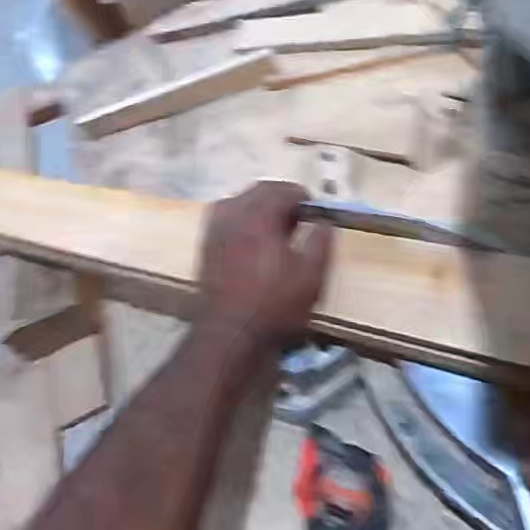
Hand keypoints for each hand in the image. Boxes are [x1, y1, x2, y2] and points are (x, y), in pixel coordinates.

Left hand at [193, 180, 332, 352]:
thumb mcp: (311, 275)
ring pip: (241, 201)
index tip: (315, 214)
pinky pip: (227, 218)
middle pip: (261, 190)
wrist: (229, 339)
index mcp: (259, 215)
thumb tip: (323, 222)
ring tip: (277, 229)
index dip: (304, 199)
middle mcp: (233, 214)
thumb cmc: (273, 306)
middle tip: (300, 219)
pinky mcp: (206, 247)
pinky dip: (243, 220)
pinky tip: (254, 242)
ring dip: (261, 207)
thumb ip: (321, 241)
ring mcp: (215, 230)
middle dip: (282, 198)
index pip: (285, 190)